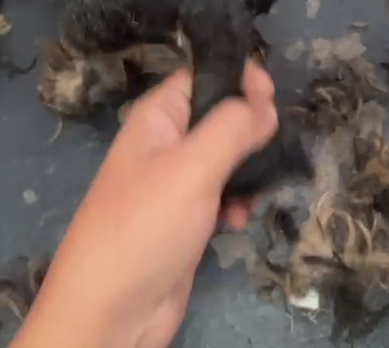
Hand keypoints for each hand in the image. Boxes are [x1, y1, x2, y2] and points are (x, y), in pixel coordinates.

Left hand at [14, 62, 279, 347]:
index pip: (203, 76)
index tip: (273, 94)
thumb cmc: (146, 225)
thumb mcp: (192, 167)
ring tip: (257, 190)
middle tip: (278, 142)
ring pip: (226, 158)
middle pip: (219, 116)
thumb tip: (266, 98)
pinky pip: (222, 195)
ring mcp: (175, 183)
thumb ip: (233, 126)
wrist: (110, 313)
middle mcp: (166, 142)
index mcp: (158, 116)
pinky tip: (237, 221)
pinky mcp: (186, 219)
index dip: (238, 78)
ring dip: (249, 171)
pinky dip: (236, 203)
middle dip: (251, 128)